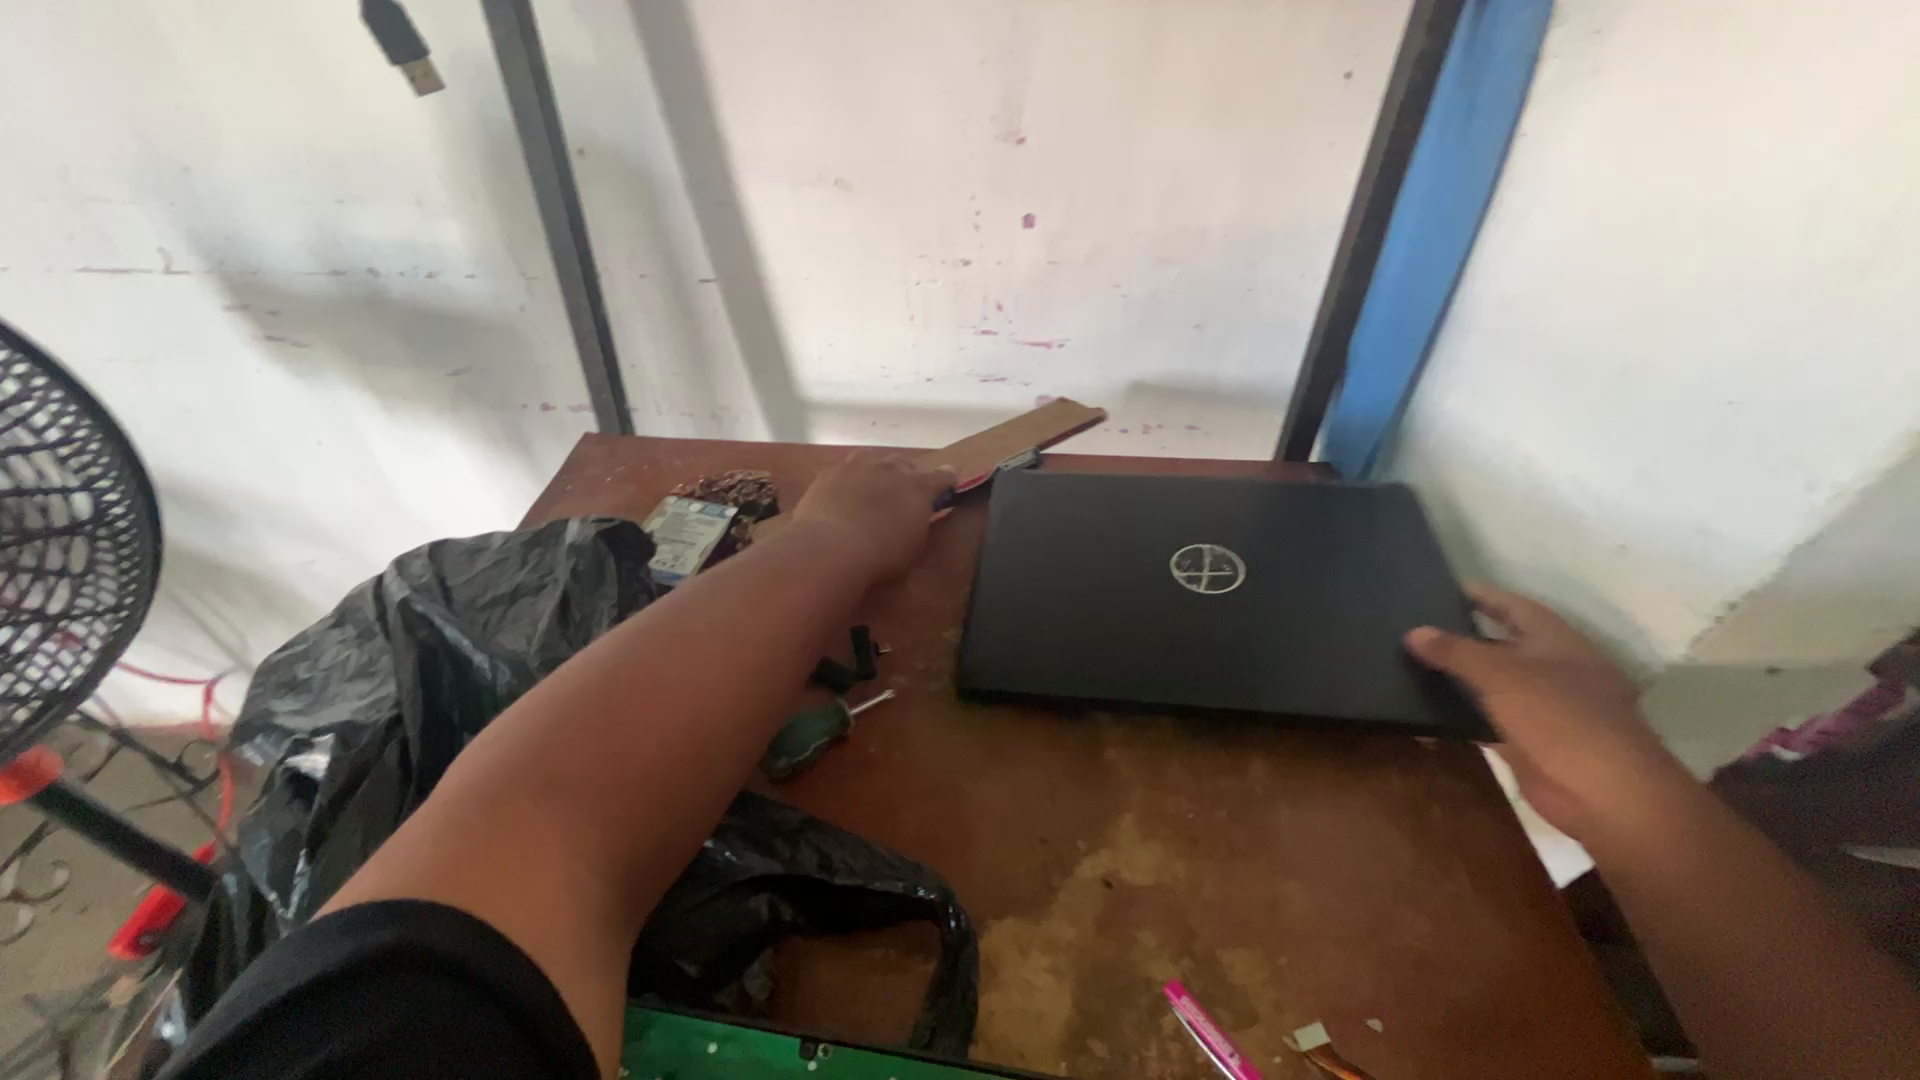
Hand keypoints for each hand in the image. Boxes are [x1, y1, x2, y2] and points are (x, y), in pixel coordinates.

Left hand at [790, 454, 954, 581]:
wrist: (833, 546)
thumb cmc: (882, 554)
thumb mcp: (914, 543)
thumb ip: (919, 521)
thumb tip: (917, 512)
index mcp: (919, 487)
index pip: (942, 477)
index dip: (947, 479)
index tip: (949, 481)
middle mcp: (891, 468)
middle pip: (904, 464)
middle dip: (906, 476)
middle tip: (900, 495)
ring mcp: (858, 466)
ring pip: (872, 459)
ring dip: (876, 471)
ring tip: (869, 490)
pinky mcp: (830, 472)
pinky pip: (844, 471)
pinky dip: (847, 481)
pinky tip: (840, 497)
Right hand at [1404, 583, 1690, 842]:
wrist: (1602, 792)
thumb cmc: (1559, 717)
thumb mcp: (1501, 674)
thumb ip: (1455, 651)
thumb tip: (1412, 631)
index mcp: (1559, 643)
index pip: (1516, 607)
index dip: (1483, 595)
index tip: (1444, 586)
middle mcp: (1555, 670)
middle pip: (1504, 643)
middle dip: (1465, 634)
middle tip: (1417, 624)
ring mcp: (1544, 707)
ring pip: (1494, 682)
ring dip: (1460, 674)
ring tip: (1412, 660)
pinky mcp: (1529, 740)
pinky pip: (1487, 717)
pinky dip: (1460, 711)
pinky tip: (1426, 705)